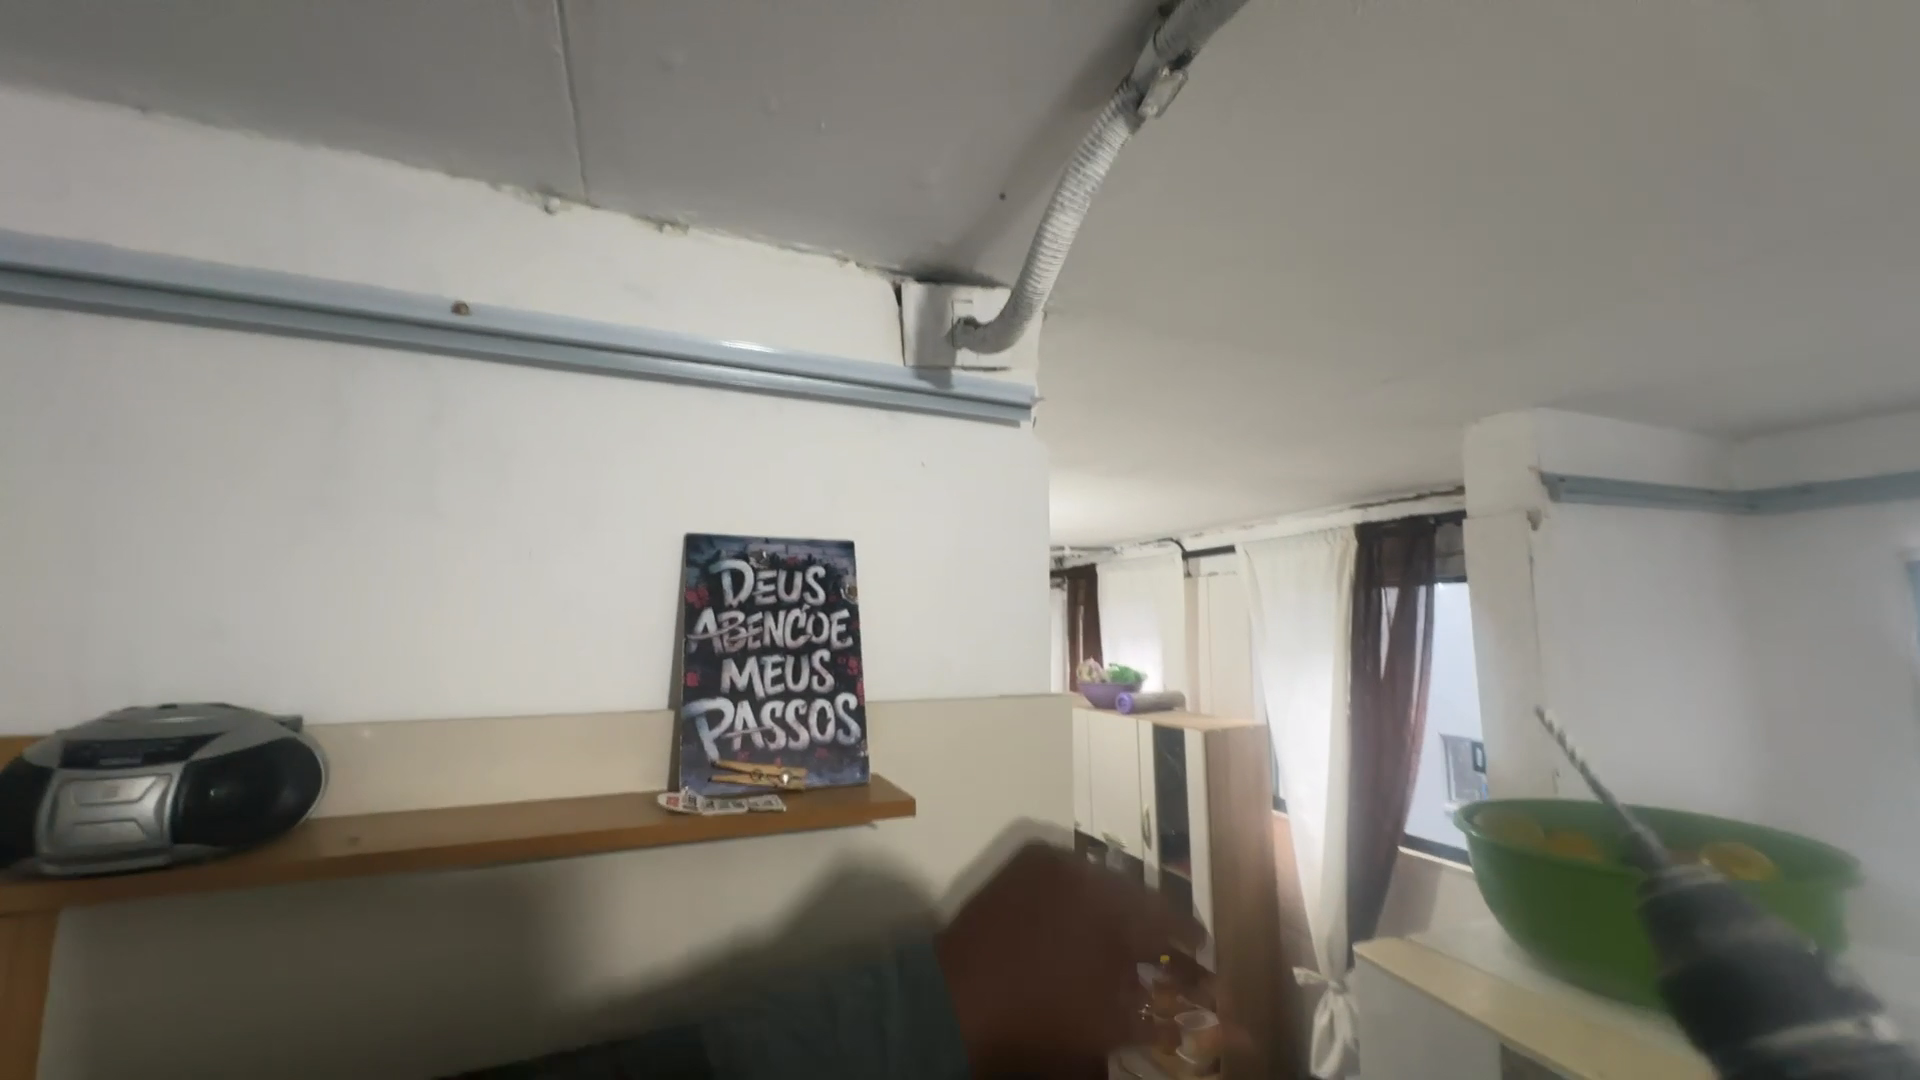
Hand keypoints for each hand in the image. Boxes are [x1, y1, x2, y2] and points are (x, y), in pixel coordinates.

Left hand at [934, 841, 1201, 1075]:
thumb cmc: (1037, 1015)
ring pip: (1101, 880)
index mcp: (1110, 903)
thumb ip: (1156, 1014)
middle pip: (1135, 893)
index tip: (1202, 952)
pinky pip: (1068, 873)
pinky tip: (1085, 924)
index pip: (1168, 915)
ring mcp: (1048, 860)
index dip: (1189, 937)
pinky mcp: (1023, 862)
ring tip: (1124, 939)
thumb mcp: (1106, 1023)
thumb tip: (1190, 1014)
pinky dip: (1083, 896)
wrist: (953, 997)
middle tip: (1163, 949)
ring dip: (1117, 907)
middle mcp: (1083, 867)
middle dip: (1151, 920)